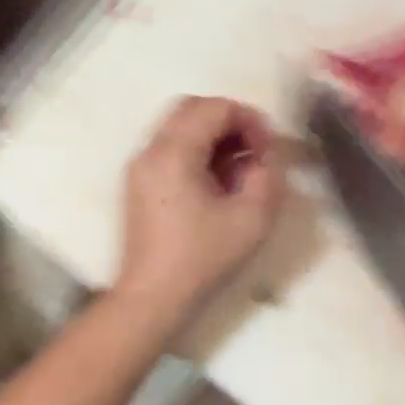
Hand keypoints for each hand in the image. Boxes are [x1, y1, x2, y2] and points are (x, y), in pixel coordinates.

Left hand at [115, 96, 284, 316]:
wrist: (150, 297)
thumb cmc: (201, 259)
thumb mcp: (253, 218)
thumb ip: (268, 175)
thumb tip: (264, 158)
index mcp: (172, 153)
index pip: (215, 107)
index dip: (250, 121)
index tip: (267, 153)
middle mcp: (148, 152)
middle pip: (191, 109)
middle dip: (229, 124)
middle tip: (252, 156)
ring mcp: (137, 170)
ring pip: (178, 129)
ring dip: (212, 140)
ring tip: (235, 176)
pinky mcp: (136, 188)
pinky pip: (167, 152)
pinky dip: (193, 156)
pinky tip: (213, 189)